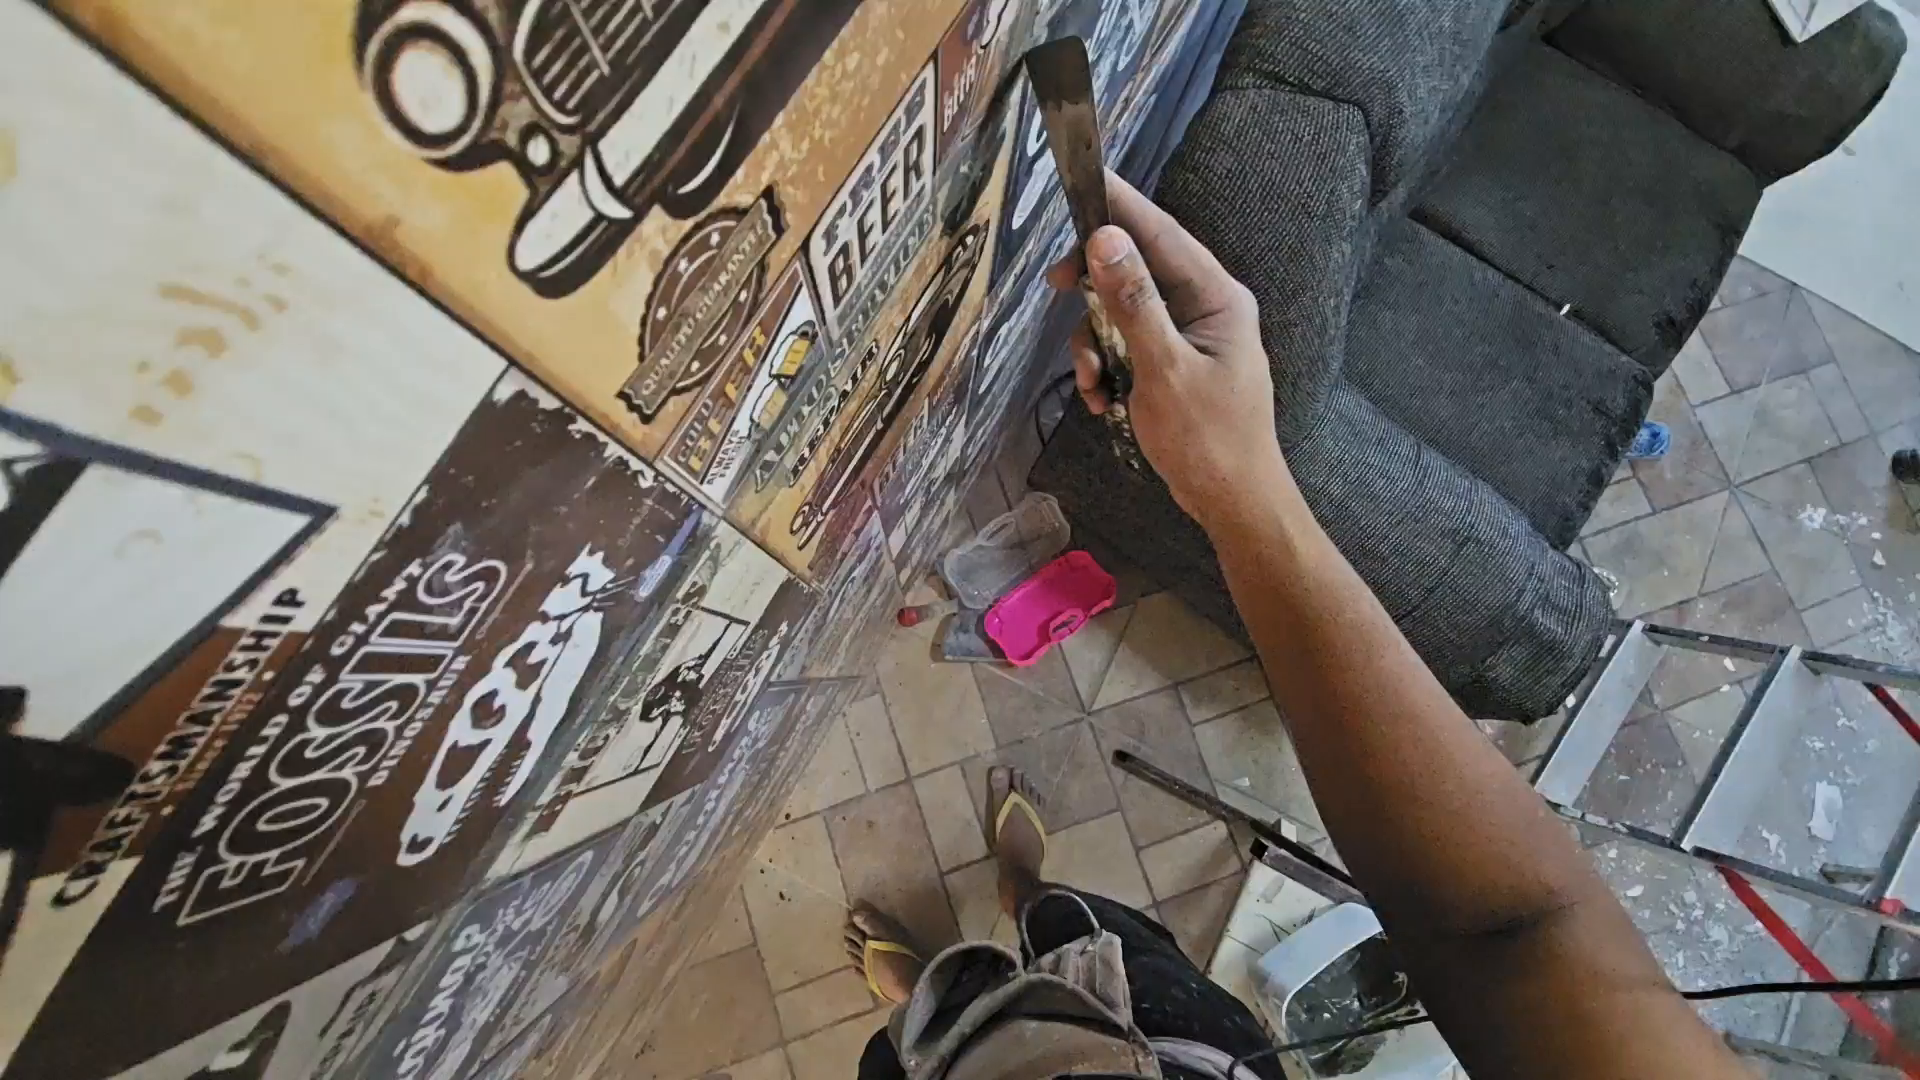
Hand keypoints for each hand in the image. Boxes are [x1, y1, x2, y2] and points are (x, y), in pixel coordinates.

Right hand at [1048, 171, 1287, 529]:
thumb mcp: (1164, 369)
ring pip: (1123, 317)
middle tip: (1056, 290)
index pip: (1162, 234)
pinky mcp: (1172, 368)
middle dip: (1094, 290)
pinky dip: (1106, 372)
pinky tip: (1102, 403)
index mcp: (1215, 297)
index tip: (1083, 179)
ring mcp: (1187, 340)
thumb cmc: (1207, 439)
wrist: (1231, 500)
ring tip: (1092, 387)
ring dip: (1095, 347)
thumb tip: (1105, 240)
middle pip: (1135, 273)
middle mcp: (1203, 309)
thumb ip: (1134, 303)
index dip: (1121, 205)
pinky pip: (1127, 352)